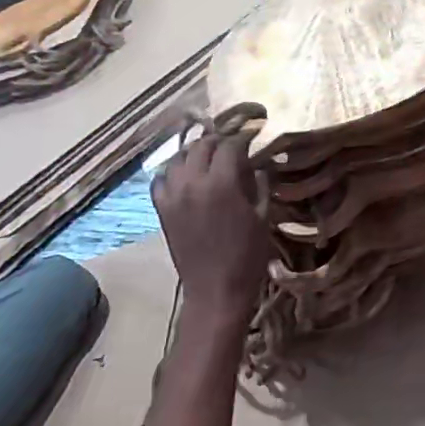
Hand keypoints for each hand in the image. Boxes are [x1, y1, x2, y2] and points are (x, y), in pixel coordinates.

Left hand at [151, 125, 269, 315]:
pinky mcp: (161, 209)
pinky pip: (161, 179)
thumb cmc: (248, 256)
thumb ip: (259, 186)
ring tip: (208, 158)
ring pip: (178, 158)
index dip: (243, 138)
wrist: (216, 289)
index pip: (229, 146)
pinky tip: (185, 176)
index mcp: (221, 184)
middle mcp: (192, 183)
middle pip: (201, 146)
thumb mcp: (263, 217)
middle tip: (232, 145)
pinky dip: (173, 172)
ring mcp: (172, 195)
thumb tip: (258, 166)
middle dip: (218, 141)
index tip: (253, 136)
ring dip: (194, 153)